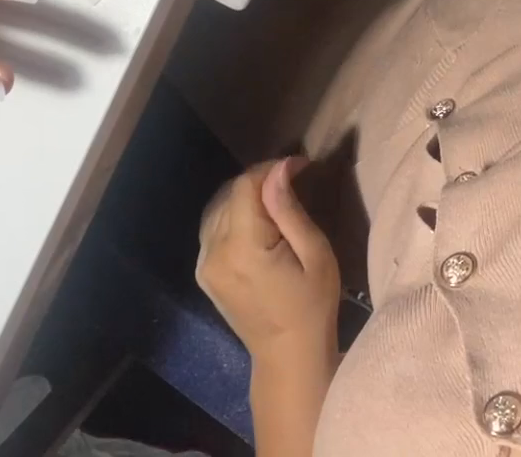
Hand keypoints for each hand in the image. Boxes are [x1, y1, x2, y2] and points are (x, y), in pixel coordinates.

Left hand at [196, 157, 341, 354]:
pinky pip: (214, 227)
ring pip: (218, 207)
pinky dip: (235, 213)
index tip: (303, 166)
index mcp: (242, 248)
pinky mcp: (205, 272)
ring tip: (279, 197)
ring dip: (247, 194)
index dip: (272, 168)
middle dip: (262, 179)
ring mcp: (204, 265)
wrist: (287, 354)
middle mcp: (214, 253)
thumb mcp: (315, 253)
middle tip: (295, 179)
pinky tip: (259, 219)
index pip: (245, 186)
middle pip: (230, 193)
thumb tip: (279, 170)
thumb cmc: (312, 303)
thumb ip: (289, 210)